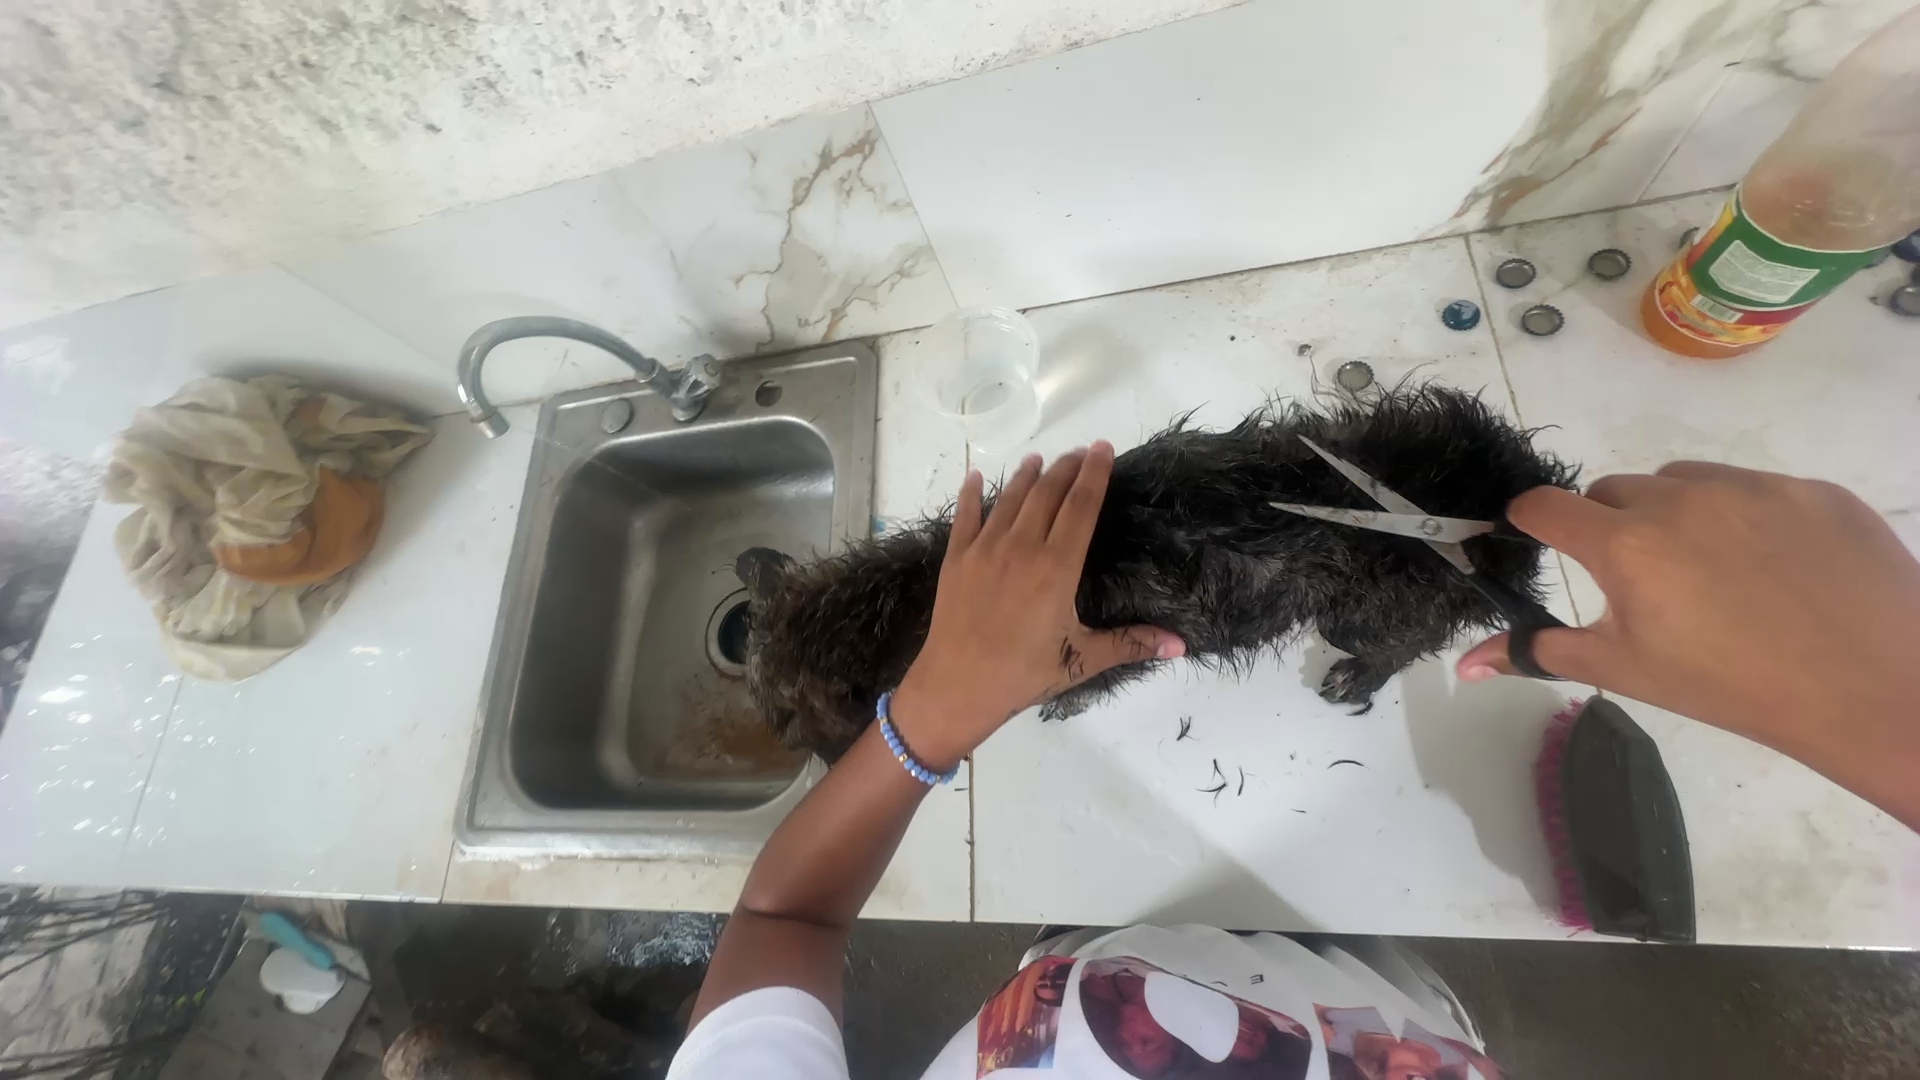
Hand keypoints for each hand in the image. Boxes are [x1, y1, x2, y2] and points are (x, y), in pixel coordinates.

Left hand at [889, 443, 1185, 768]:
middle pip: (1046, 494)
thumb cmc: (1022, 675)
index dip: (1094, 474)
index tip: (1103, 449)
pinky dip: (972, 493)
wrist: (956, 687)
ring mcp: (984, 550)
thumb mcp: (1081, 661)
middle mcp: (1021, 547)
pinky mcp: (955, 559)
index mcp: (1056, 568)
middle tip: (1078, 452)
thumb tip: (1182, 644)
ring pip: (1009, 499)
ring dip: (1026, 476)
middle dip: (1065, 468)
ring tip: (1039, 459)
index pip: (1081, 507)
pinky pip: (964, 516)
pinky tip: (976, 477)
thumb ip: (1130, 644)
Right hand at [1457, 463, 1919, 825]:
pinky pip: (1746, 485)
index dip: (1529, 522)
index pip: (1541, 505)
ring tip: (1701, 564)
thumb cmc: (1729, 684)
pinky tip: (1766, 562)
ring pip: (1674, 480)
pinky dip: (1735, 512)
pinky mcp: (1814, 491)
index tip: (1540, 543)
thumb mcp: (1620, 669)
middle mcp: (1678, 501)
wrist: (1886, 693)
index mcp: (1623, 544)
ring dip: (1666, 509)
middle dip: (1604, 523)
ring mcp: (1752, 490)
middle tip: (1634, 575)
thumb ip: (1533, 652)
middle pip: (1606, 491)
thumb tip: (1463, 666)